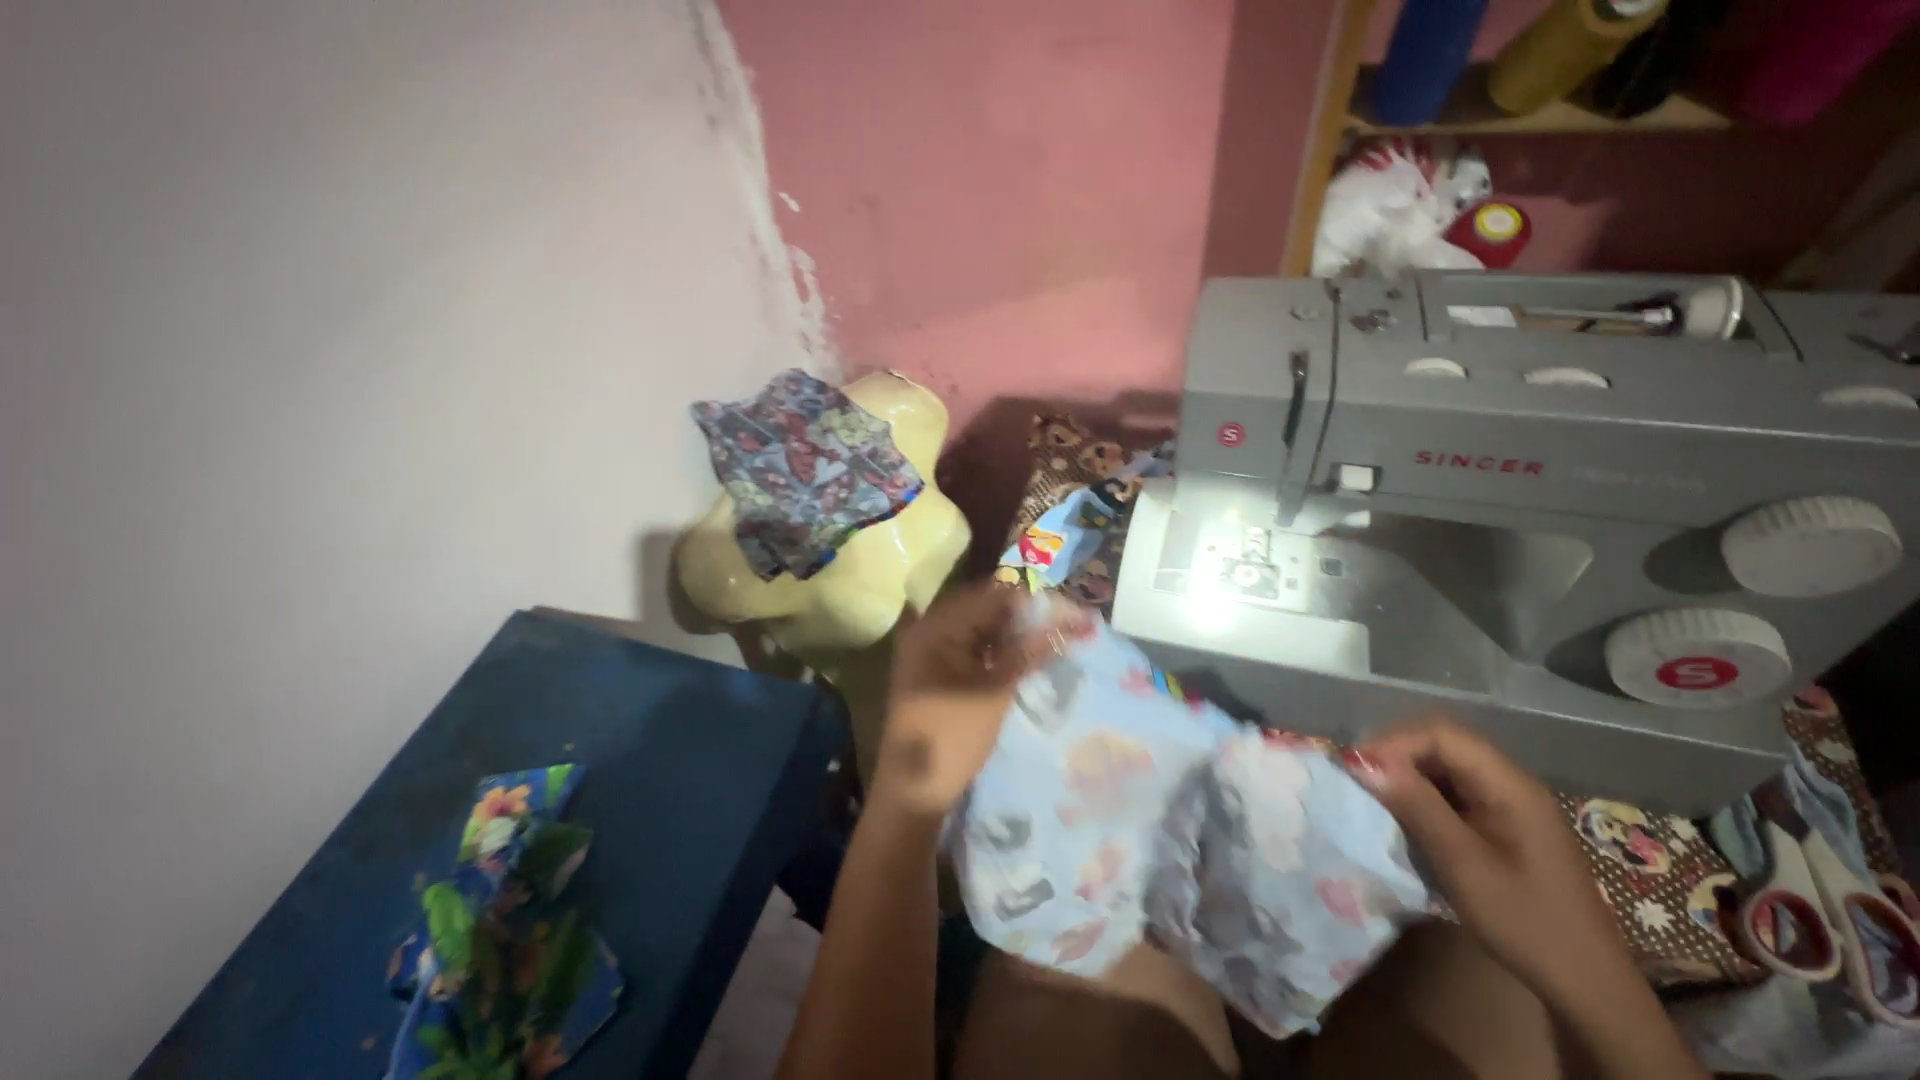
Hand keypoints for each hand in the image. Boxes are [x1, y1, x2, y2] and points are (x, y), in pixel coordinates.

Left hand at [874, 583, 1089, 815]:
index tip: (1074, 613)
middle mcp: (928, 629)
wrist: (913, 792)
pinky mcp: (935, 671)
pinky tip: (1026, 657)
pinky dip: (998, 650)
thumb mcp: (995, 692)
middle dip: (1027, 615)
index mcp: (936, 627)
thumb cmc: (952, 739)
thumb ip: (1029, 651)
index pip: (993, 596)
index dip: (1035, 602)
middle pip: (986, 607)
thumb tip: (1069, 620)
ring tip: (1055, 639)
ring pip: (981, 627)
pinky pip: (971, 647)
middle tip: (1069, 626)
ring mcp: (929, 650)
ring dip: (1015, 632)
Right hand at [1348, 718, 1634, 1002]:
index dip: (1393, 743)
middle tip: (1358, 782)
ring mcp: (1510, 806)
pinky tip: (1405, 822)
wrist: (1585, 981)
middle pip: (1445, 745)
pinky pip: (1457, 795)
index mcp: (1509, 785)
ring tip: (1373, 800)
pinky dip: (1424, 799)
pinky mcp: (1505, 827)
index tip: (1354, 770)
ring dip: (1408, 778)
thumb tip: (1362, 761)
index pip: (1442, 735)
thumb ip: (1415, 806)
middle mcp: (1511, 784)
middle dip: (1397, 756)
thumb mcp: (1462, 863)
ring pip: (1448, 769)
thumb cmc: (1524, 921)